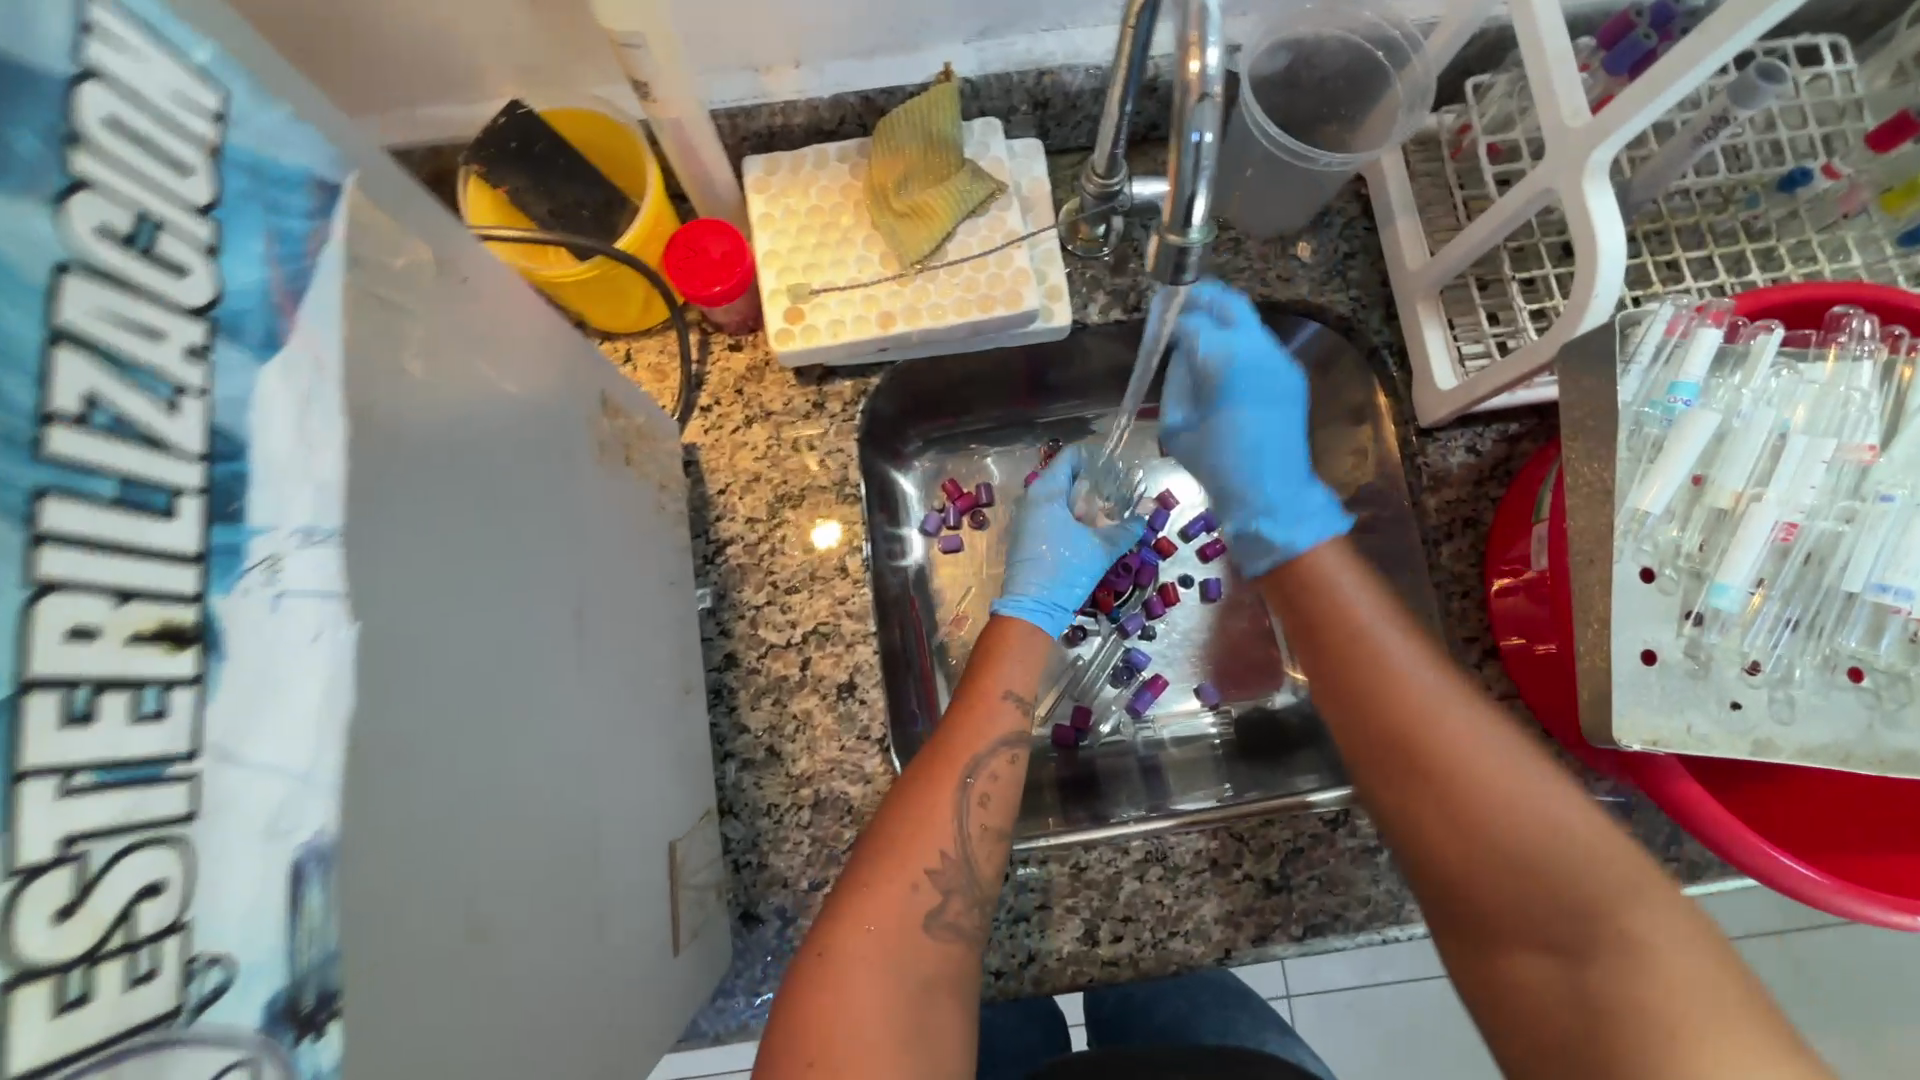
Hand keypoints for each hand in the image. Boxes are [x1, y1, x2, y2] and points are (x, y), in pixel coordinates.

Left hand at [990, 444, 1144, 637]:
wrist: (1032, 608)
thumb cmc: (1065, 571)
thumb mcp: (1101, 548)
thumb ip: (1125, 529)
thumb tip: (1145, 516)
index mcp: (1045, 492)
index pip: (1070, 457)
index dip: (1095, 459)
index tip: (1115, 471)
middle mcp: (1031, 499)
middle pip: (1065, 478)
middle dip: (1092, 485)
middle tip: (1116, 495)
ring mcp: (1025, 519)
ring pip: (1058, 499)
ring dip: (1082, 504)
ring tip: (1106, 515)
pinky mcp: (1025, 538)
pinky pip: (1050, 517)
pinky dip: (1069, 519)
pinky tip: (1088, 533)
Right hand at [1162, 280, 1351, 578]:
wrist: (1271, 493)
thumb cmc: (1214, 463)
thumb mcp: (1177, 422)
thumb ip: (1176, 379)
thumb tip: (1177, 354)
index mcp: (1223, 357)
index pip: (1190, 320)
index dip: (1168, 316)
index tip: (1154, 318)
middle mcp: (1256, 346)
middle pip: (1226, 302)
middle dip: (1199, 298)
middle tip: (1175, 303)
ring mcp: (1279, 357)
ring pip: (1246, 319)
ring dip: (1220, 318)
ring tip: (1195, 328)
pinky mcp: (1290, 372)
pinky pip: (1259, 343)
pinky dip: (1236, 339)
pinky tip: (1219, 358)